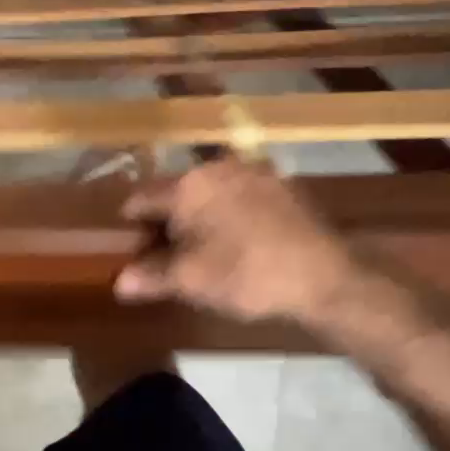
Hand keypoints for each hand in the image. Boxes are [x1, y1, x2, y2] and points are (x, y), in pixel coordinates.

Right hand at [114, 160, 365, 324]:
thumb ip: (150, 277)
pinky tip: (241, 241)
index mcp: (186, 185)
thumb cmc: (247, 275)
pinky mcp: (282, 184)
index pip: (140, 200)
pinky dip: (232, 212)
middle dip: (168, 220)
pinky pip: (241, 194)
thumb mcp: (191, 281)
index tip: (136, 251)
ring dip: (201, 215)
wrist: (329, 279)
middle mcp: (215, 167)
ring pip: (209, 191)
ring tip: (206, 248)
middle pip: (175, 192)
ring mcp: (253, 171)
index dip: (133, 228)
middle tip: (170, 253)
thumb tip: (120, 283)